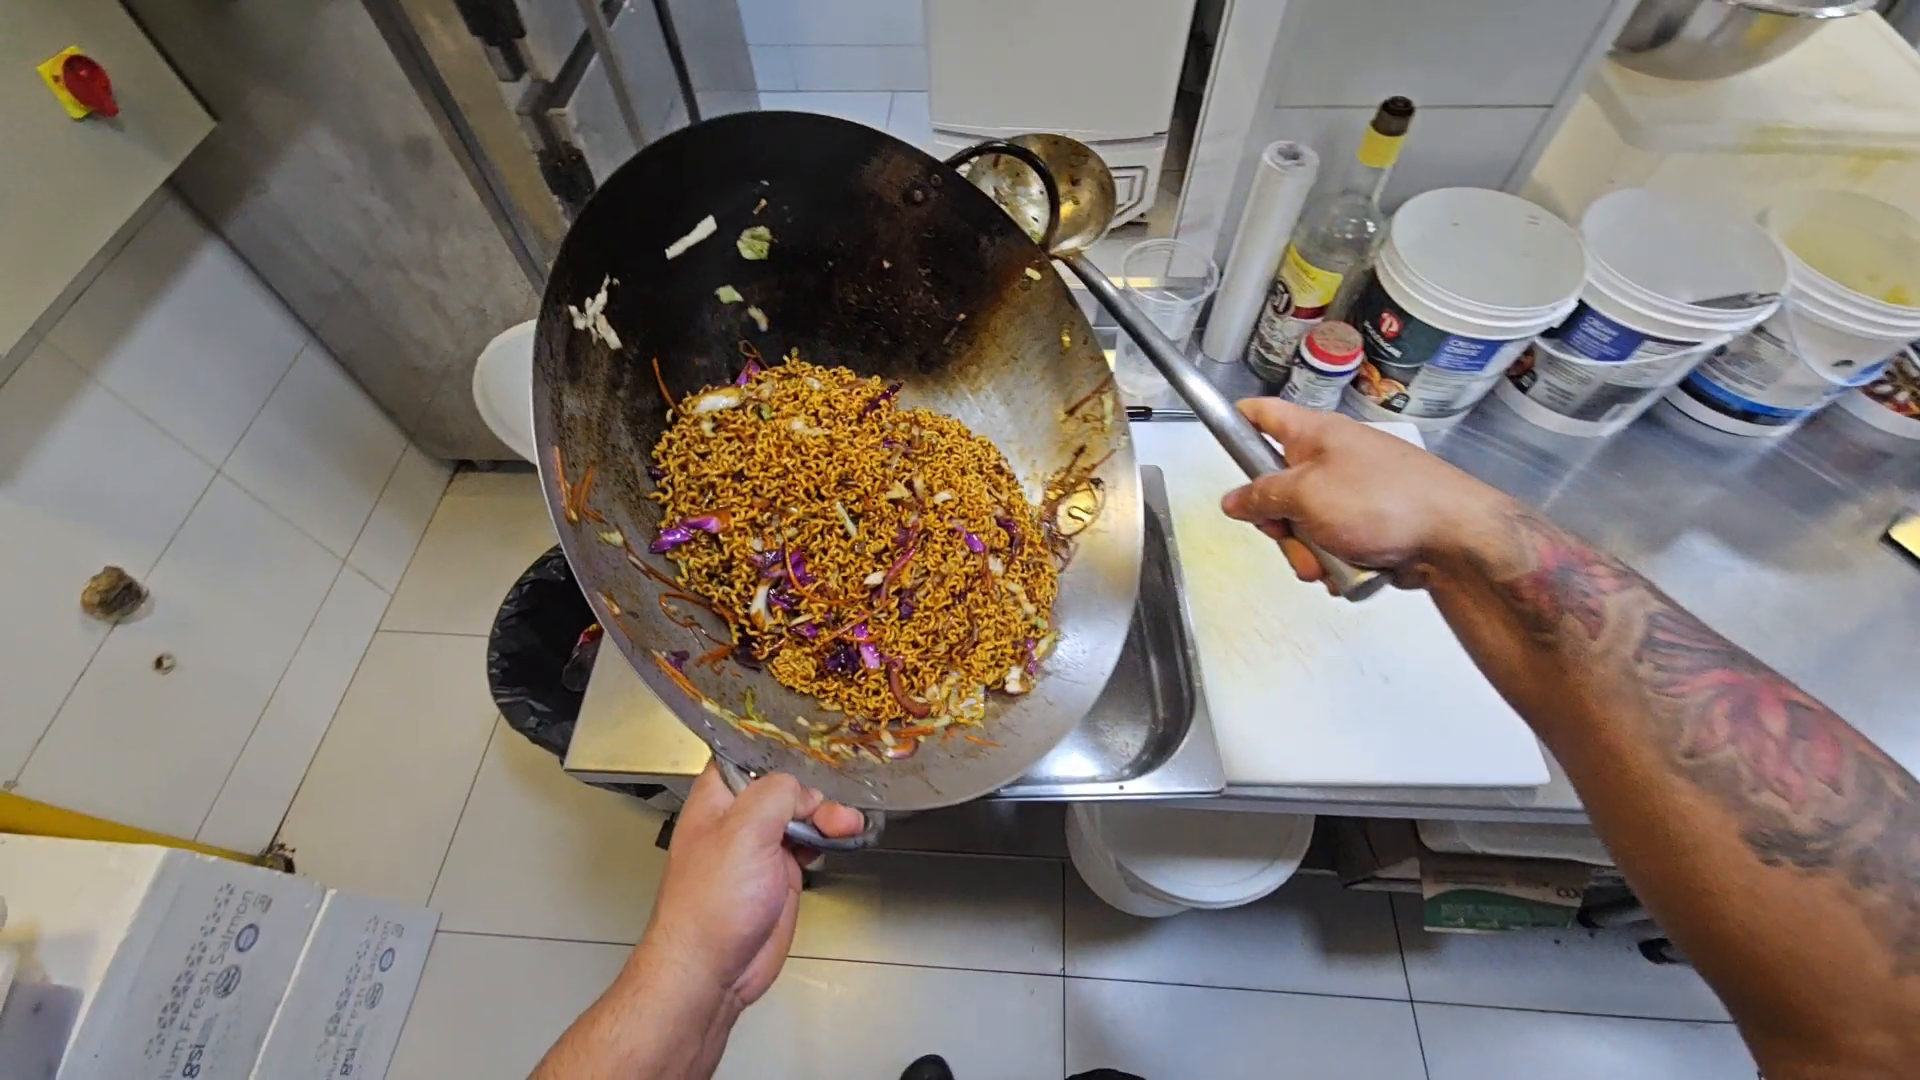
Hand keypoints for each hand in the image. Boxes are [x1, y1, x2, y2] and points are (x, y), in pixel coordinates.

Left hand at [640, 764, 864, 1006]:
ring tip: (845, 826)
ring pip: (803, 813)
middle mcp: (739, 817)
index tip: (812, 746)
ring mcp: (760, 845)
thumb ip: (778, 794)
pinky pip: (812, 842)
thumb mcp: (744, 831)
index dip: (780, 747)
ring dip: (829, 815)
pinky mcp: (780, 872)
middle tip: (829, 808)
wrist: (711, 973)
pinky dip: (831, 838)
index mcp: (717, 797)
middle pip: (785, 784)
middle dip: (814, 790)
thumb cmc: (708, 907)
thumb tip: (803, 793)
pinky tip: (842, 839)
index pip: (749, 752)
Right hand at [1219, 398, 1511, 586]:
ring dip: (1304, 551)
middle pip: (1275, 489)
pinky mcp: (1368, 524)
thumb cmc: (1383, 502)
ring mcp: (1351, 493)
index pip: (1262, 414)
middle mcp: (1332, 459)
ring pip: (1301, 525)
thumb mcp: (1305, 496)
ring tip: (1325, 562)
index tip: (1218, 431)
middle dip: (1276, 523)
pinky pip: (1329, 544)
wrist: (1457, 539)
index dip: (1235, 419)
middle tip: (1287, 534)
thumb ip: (1260, 498)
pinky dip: (1331, 560)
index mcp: (1314, 435)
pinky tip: (1346, 568)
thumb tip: (1234, 501)